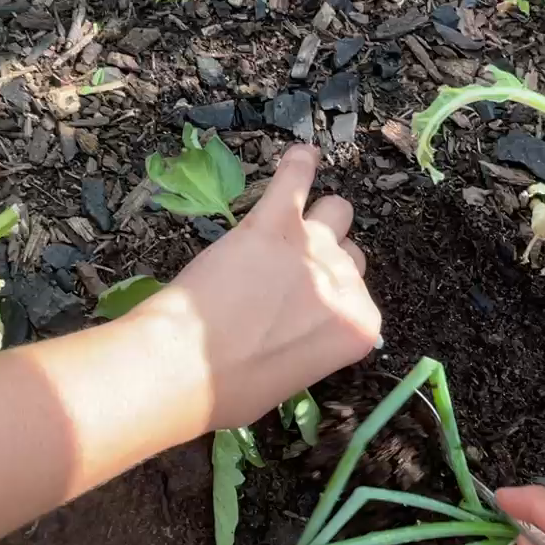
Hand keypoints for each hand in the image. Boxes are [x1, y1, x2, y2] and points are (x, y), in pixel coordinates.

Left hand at [128, 144, 380, 431]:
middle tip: (290, 277)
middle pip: (352, 255)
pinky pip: (295, 177)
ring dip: (320, 217)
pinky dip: (299, 164)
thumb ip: (313, 342)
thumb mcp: (293, 377)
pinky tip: (302, 155)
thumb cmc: (232, 388)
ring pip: (337, 211)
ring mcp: (313, 246)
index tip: (304, 312)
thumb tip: (301, 327)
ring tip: (295, 221)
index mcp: (359, 327)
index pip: (360, 302)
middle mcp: (346, 282)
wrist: (184, 366)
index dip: (330, 304)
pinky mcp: (275, 222)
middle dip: (328, 262)